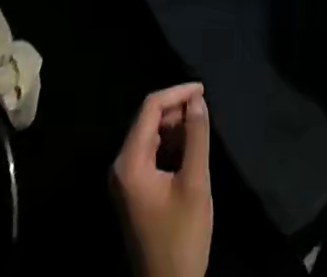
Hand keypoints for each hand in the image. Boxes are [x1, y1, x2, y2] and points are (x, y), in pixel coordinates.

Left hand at [112, 83, 212, 276]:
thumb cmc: (182, 236)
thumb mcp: (195, 183)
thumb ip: (196, 137)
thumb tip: (197, 99)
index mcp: (130, 161)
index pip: (149, 109)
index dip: (176, 93)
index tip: (203, 89)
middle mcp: (121, 165)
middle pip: (147, 121)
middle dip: (176, 109)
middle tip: (205, 106)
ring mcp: (126, 178)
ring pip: (150, 136)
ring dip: (175, 126)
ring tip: (201, 123)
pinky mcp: (135, 189)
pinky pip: (151, 153)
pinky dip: (170, 144)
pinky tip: (191, 145)